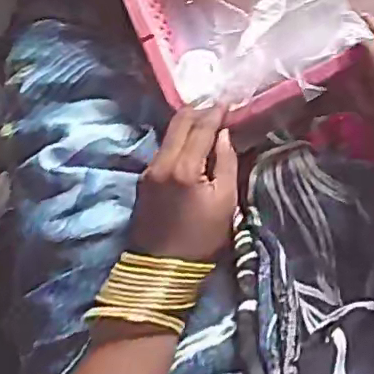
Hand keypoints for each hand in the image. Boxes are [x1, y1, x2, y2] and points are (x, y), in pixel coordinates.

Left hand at [127, 103, 238, 261]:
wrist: (161, 270)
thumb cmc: (202, 238)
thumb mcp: (225, 201)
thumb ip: (226, 163)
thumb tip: (223, 135)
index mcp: (183, 168)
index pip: (201, 128)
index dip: (216, 113)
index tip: (229, 104)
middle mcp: (161, 163)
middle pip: (179, 123)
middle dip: (199, 111)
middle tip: (217, 106)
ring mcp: (148, 170)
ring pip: (169, 134)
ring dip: (188, 123)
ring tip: (207, 120)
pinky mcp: (144, 180)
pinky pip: (163, 148)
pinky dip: (179, 138)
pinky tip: (191, 140)